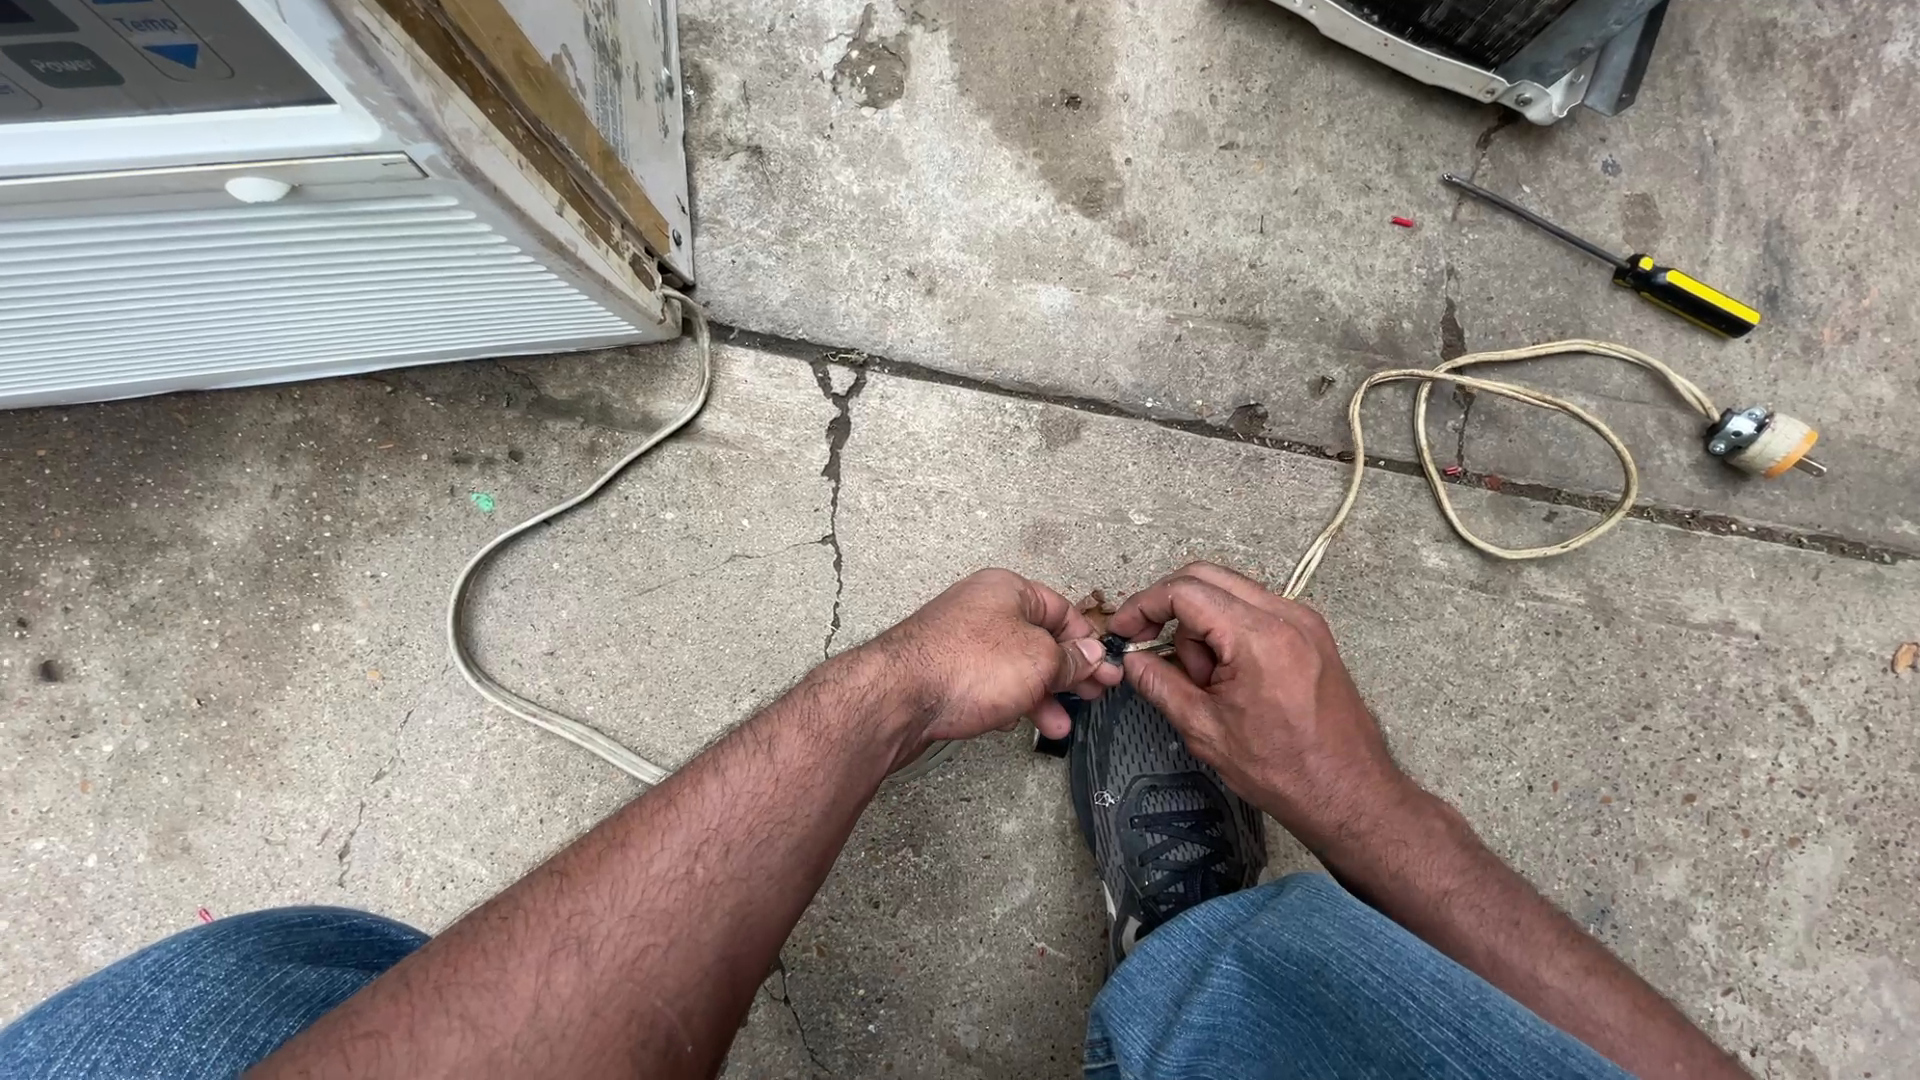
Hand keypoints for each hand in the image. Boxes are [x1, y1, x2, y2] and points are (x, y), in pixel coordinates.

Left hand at [868, 569, 1122, 755]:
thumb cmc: (962, 666)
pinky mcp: (944, 669)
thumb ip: (1070, 658)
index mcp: (1007, 589)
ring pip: (1013, 665)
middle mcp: (982, 608)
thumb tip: (1090, 655)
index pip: (1061, 609)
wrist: (898, 698)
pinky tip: (1011, 721)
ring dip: (1040, 695)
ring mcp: (960, 639)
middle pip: (1038, 639)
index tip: (1103, 668)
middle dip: (1066, 672)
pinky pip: (987, 682)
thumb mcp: (1038, 660)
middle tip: (1088, 695)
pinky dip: (1006, 700)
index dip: (1086, 641)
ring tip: (1055, 723)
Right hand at [1107, 562, 1412, 852]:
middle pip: (1205, 576)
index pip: (1184, 592)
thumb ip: (1159, 684)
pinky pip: (1252, 608)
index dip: (1143, 605)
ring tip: (1206, 679)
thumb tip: (1130, 660)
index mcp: (1258, 637)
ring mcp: (1302, 620)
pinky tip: (1225, 672)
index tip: (1124, 630)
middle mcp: (1285, 615)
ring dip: (1200, 622)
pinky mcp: (1309, 632)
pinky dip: (1226, 628)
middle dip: (1168, 606)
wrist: (1350, 793)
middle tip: (1148, 643)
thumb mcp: (1204, 729)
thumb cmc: (1284, 769)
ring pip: (1228, 591)